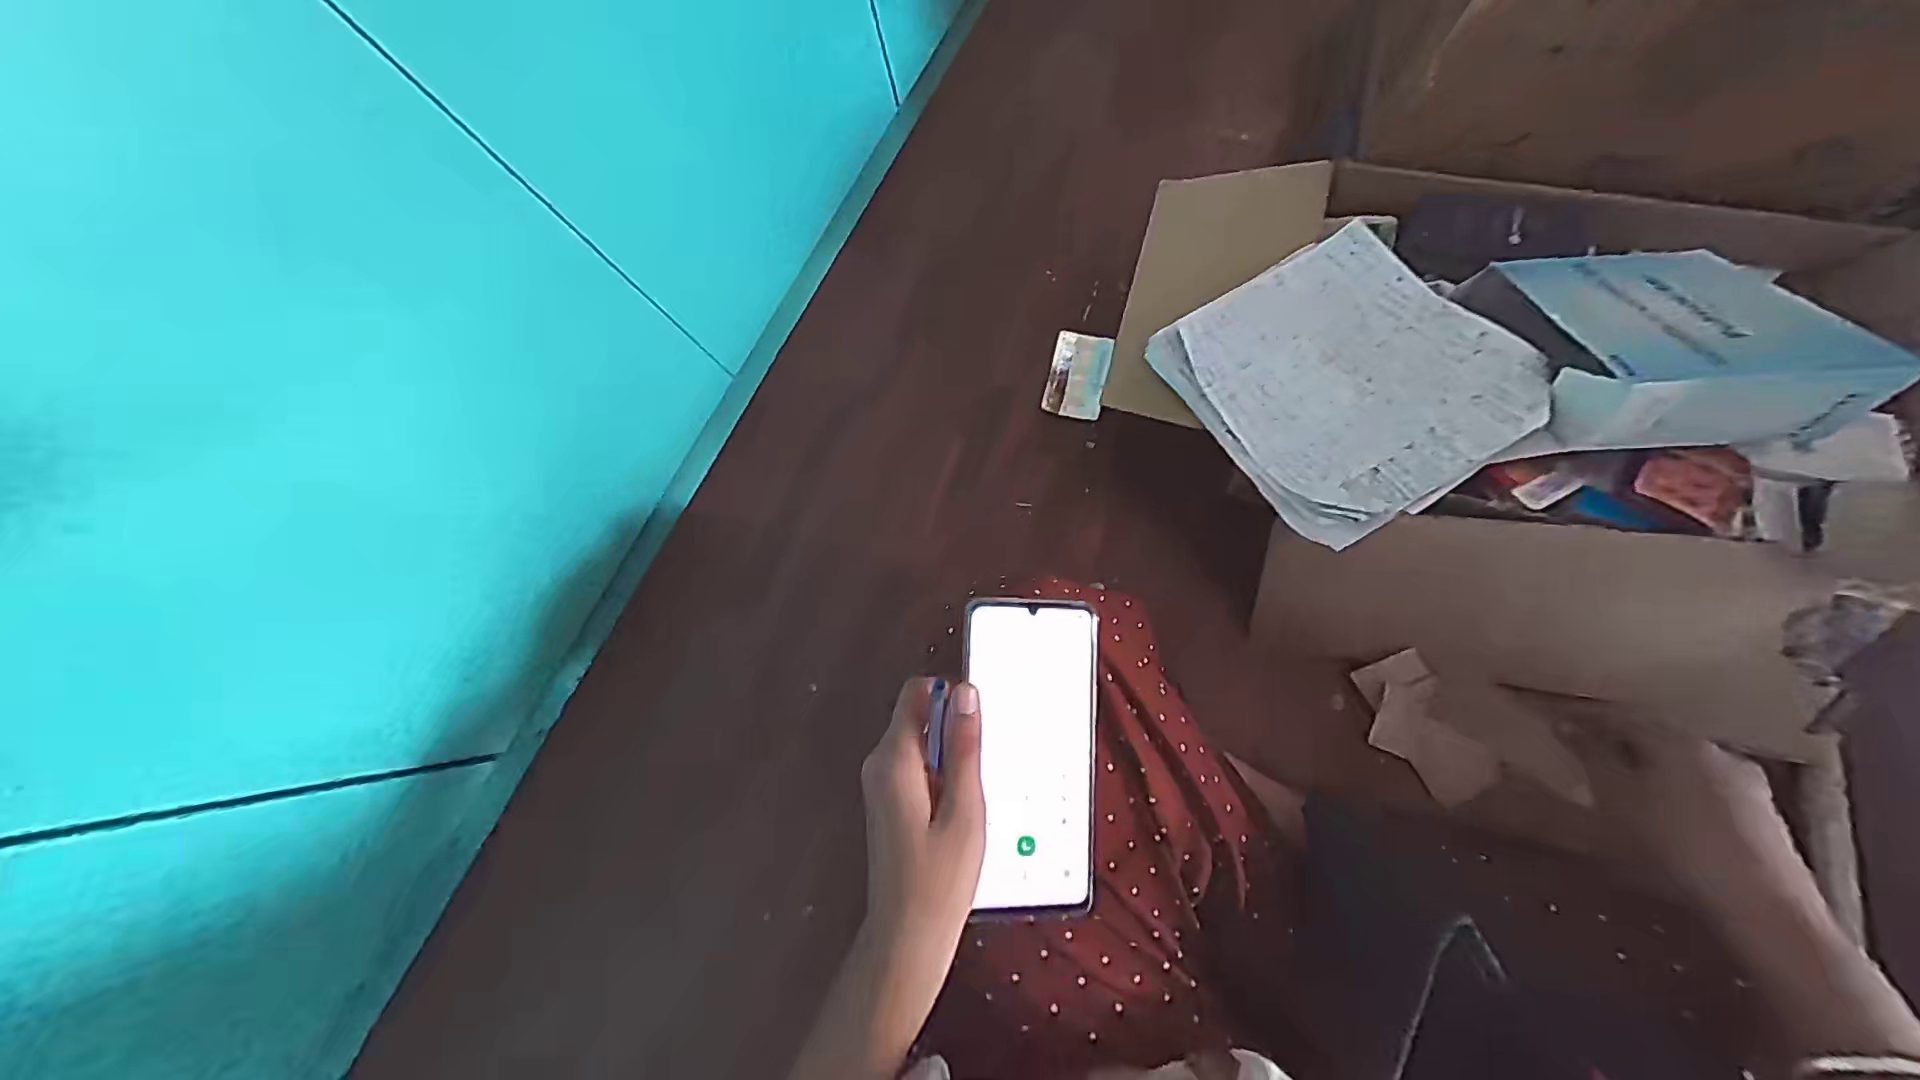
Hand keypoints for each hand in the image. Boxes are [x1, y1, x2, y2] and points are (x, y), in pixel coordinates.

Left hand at [860, 676, 985, 948]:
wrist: (906, 935)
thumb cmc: (938, 880)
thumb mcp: (965, 809)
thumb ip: (965, 747)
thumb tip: (966, 694)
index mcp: (894, 759)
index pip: (916, 692)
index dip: (949, 694)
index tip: (976, 717)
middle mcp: (879, 763)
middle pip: (918, 715)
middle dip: (953, 729)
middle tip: (978, 769)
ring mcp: (880, 781)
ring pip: (920, 740)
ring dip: (949, 755)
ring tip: (967, 797)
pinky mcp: (887, 797)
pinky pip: (917, 764)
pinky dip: (940, 773)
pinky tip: (955, 808)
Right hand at [1557, 709, 1798, 902]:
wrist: (1762, 903)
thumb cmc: (1672, 839)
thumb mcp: (1614, 794)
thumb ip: (1588, 754)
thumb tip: (1564, 724)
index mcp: (1677, 739)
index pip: (1620, 715)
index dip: (1585, 717)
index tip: (1555, 720)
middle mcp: (1715, 751)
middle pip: (1655, 735)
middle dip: (1618, 739)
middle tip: (1583, 748)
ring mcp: (1745, 782)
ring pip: (1681, 760)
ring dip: (1648, 763)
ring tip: (1618, 778)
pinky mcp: (1761, 813)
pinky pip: (1704, 783)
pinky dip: (1674, 784)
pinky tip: (1660, 804)